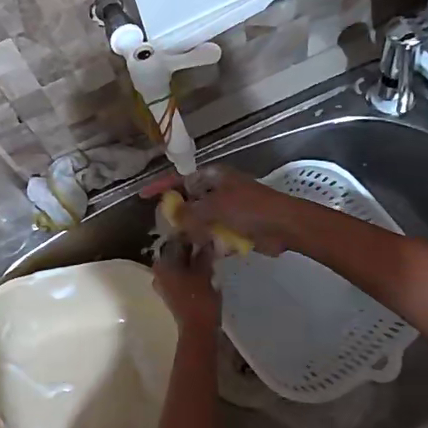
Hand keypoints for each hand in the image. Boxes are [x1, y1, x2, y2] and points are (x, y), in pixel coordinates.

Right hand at [142, 167, 307, 255]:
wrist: (284, 226)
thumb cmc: (250, 209)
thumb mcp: (214, 207)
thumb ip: (190, 211)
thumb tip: (171, 213)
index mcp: (215, 177)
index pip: (182, 179)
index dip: (162, 186)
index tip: (143, 196)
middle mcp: (220, 191)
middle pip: (190, 202)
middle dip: (179, 215)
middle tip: (167, 228)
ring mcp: (229, 210)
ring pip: (202, 221)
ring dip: (196, 231)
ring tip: (187, 242)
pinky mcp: (237, 228)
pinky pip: (216, 235)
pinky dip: (211, 242)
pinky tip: (206, 249)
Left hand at [151, 238, 220, 331]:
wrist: (198, 330)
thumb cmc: (199, 298)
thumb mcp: (204, 272)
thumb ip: (203, 254)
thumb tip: (207, 240)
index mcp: (162, 265)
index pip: (173, 242)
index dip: (189, 235)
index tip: (203, 230)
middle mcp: (159, 273)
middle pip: (175, 254)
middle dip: (191, 248)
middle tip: (209, 241)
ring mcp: (165, 285)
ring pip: (180, 265)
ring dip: (193, 259)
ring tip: (210, 253)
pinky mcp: (174, 294)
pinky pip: (182, 275)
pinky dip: (192, 270)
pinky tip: (207, 268)